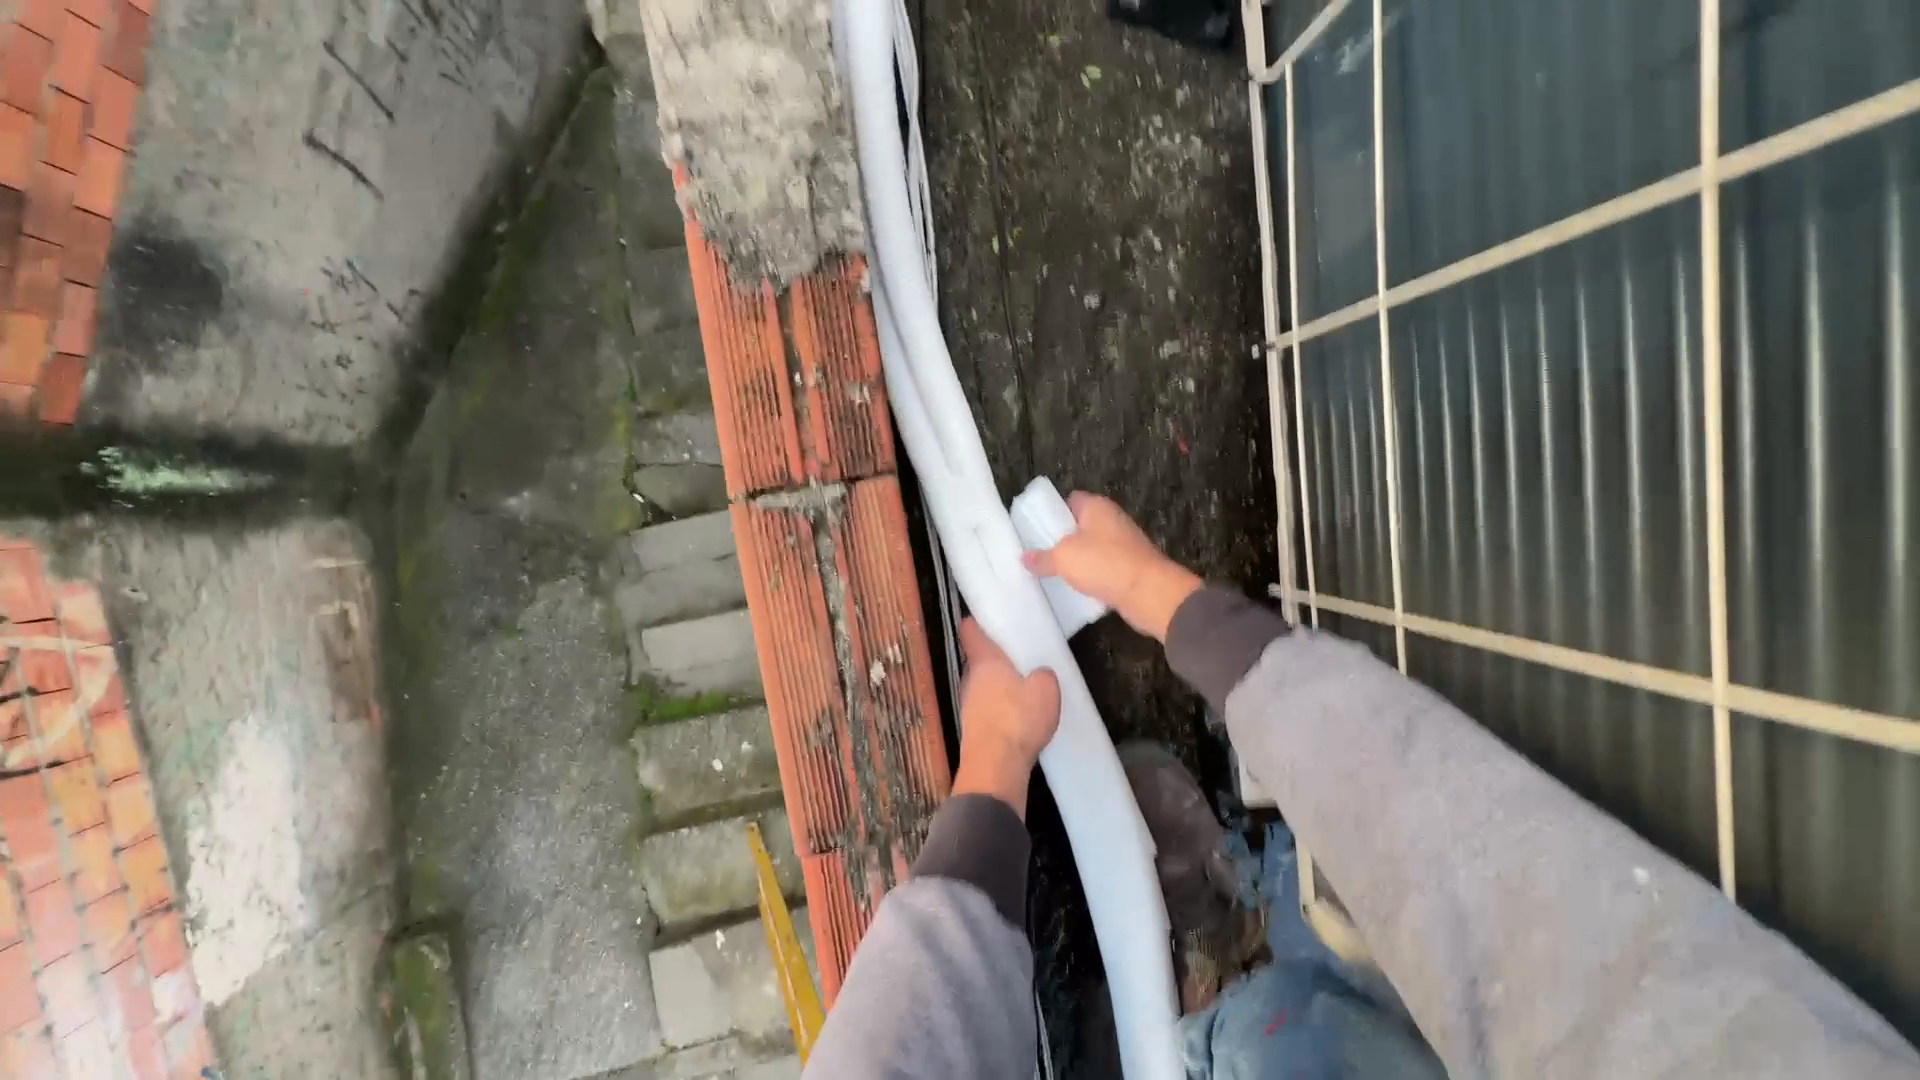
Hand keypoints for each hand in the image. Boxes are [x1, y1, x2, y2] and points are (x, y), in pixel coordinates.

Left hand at [951, 618, 1060, 819]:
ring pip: (981, 685)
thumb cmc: (1018, 718)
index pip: (971, 632)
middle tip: (1015, 655)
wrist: (995, 766)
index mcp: (985, 660)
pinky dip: (997, 708)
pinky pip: (985, 708)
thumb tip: (1039, 674)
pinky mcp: (972, 728)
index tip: (982, 618)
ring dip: (996, 686)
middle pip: (977, 660)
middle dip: (994, 658)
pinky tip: (1016, 717)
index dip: (976, 623)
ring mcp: (967, 704)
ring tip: (1020, 688)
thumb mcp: (1046, 690)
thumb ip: (1043, 675)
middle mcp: (970, 678)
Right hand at [1021, 492, 1202, 641]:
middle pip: (1080, 525)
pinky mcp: (1131, 566)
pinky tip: (1076, 588)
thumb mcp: (1063, 558)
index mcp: (1097, 507)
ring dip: (1077, 560)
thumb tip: (1024, 558)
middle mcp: (1112, 520)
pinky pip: (1104, 567)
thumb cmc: (1104, 563)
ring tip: (1053, 573)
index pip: (1070, 500)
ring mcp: (1124, 544)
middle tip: (1039, 553)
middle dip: (1062, 538)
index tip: (1035, 528)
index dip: (1052, 511)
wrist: (1149, 592)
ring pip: (1092, 548)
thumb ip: (1042, 557)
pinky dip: (1092, 576)